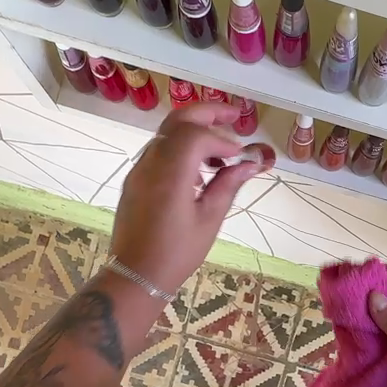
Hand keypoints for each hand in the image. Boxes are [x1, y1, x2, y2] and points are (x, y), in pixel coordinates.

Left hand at [108, 103, 263, 293]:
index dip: (223, 138)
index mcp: (170, 173)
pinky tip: (199, 172)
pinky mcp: (136, 179)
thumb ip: (228, 185)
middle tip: (234, 116)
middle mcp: (151, 163)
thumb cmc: (177, 253)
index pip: (197, 135)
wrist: (136, 274)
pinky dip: (181, 148)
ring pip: (167, 133)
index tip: (241, 155)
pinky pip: (159, 151)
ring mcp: (139, 169)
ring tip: (221, 152)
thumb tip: (251, 163)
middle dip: (208, 113)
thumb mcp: (209, 220)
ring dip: (195, 131)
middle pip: (178, 120)